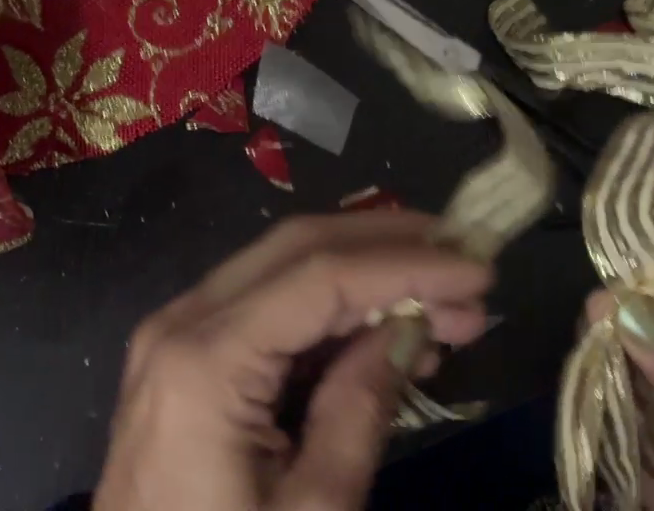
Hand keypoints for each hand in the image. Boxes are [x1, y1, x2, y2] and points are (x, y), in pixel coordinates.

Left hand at [93, 211, 492, 510]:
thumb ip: (361, 408)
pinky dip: (328, 308)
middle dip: (388, 244)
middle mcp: (182, 321)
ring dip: (365, 273)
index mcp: (205, 360)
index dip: (406, 265)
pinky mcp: (182, 352)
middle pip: (297, 247)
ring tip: (446, 303)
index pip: (320, 276)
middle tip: (466, 262)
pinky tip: (387, 328)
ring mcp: (175, 331)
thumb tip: (411, 327)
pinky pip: (264, 305)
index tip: (478, 272)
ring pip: (282, 266)